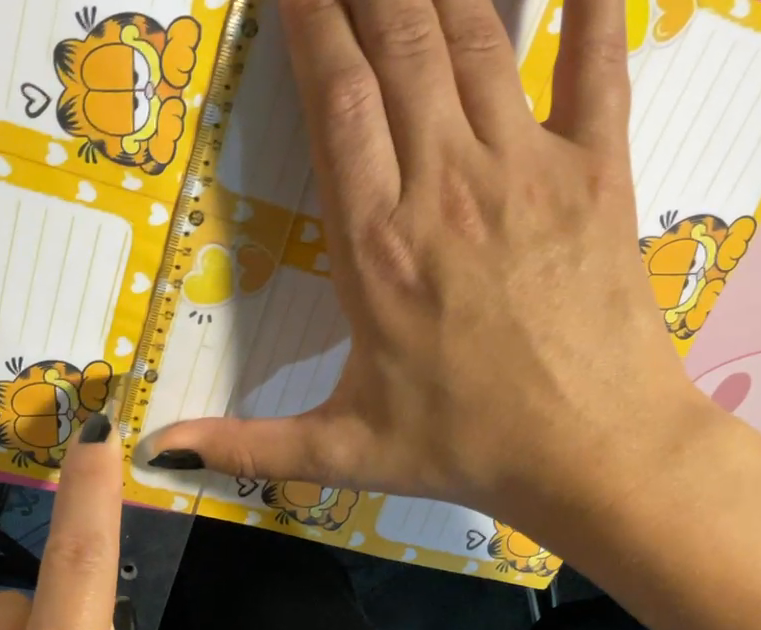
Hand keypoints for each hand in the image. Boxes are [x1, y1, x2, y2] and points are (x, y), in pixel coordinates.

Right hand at [139, 0, 711, 529]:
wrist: (595, 454)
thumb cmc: (464, 449)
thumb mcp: (341, 454)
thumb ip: (246, 447)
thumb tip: (158, 452)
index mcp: (375, 248)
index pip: (334, 103)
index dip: (311, 24)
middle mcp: (445, 188)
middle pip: (400, 47)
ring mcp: (529, 170)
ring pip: (477, 39)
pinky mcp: (601, 171)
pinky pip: (600, 61)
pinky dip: (593, 0)